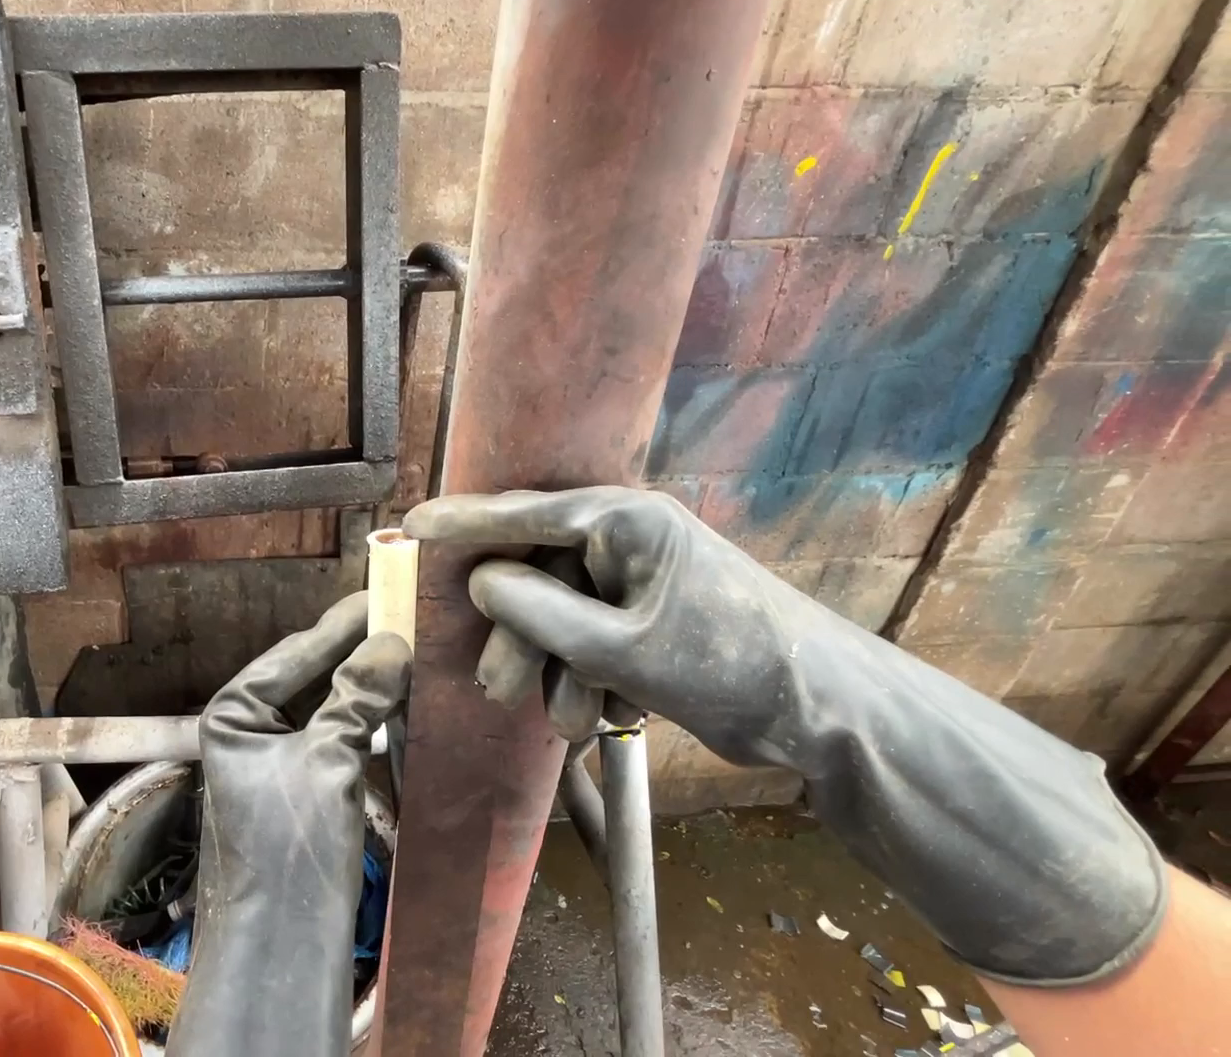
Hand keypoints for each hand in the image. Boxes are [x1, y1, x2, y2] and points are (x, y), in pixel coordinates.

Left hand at [168, 592, 408, 1056]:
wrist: (282, 945)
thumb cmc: (290, 847)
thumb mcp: (328, 762)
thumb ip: (356, 697)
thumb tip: (393, 641)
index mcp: (232, 712)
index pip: (296, 652)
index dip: (342, 625)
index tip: (384, 596)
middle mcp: (246, 728)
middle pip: (309, 676)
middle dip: (356, 653)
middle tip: (405, 620)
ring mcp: (272, 758)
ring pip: (325, 705)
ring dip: (364, 685)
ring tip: (410, 653)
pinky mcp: (299, 786)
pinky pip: (334, 736)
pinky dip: (364, 720)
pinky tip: (397, 703)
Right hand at [404, 488, 1164, 985]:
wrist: (822, 715)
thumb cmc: (728, 665)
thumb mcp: (621, 647)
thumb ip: (540, 612)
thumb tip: (482, 580)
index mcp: (623, 521)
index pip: (525, 514)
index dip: (463, 523)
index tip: (411, 526)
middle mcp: (622, 539)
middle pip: (534, 577)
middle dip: (519, 639)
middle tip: (498, 688)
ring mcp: (632, 580)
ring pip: (556, 618)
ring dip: (556, 672)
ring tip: (571, 719)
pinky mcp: (641, 619)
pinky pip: (584, 640)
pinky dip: (587, 679)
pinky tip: (609, 714)